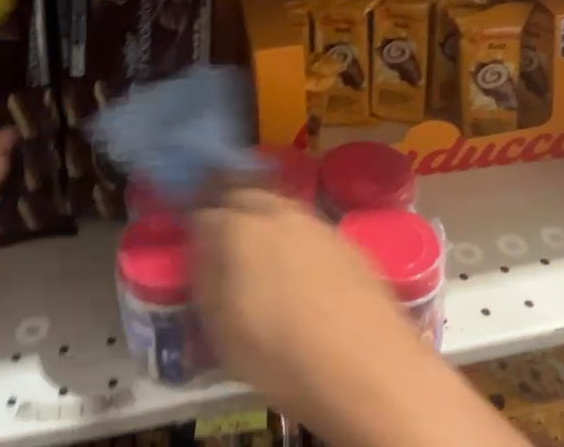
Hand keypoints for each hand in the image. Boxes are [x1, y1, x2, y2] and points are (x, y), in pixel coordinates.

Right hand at [188, 188, 426, 412]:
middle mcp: (274, 212)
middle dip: (227, 209)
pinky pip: (307, 226)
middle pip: (240, 194)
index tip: (192, 244)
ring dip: (262, 218)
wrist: (371, 369)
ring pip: (277, 205)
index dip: (193, 228)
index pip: (201, 214)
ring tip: (260, 249)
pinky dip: (295, 236)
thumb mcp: (224, 333)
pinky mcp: (346, 237)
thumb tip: (201, 258)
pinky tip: (300, 267)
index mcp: (236, 230)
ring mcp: (314, 220)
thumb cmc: (285, 358)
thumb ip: (206, 284)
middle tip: (221, 236)